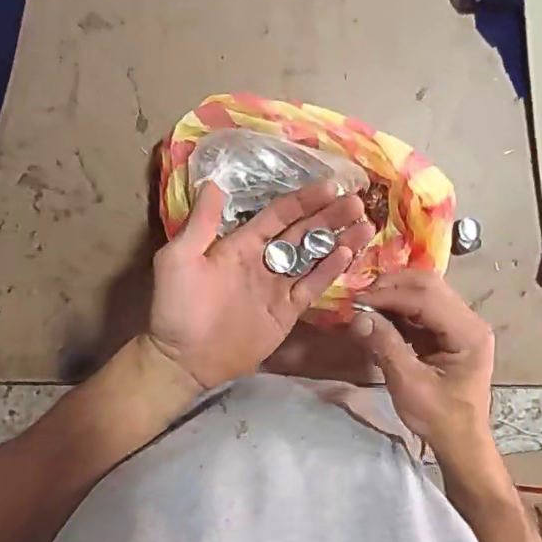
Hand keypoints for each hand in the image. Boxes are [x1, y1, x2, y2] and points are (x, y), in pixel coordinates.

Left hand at [146, 182, 376, 388]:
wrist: (183, 358)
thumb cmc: (176, 306)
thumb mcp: (179, 258)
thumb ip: (201, 223)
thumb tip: (215, 183)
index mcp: (240, 244)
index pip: (278, 214)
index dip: (304, 199)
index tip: (331, 185)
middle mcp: (262, 260)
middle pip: (302, 232)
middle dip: (329, 216)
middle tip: (357, 201)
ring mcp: (276, 286)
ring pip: (313, 256)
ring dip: (338, 239)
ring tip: (365, 225)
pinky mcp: (286, 311)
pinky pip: (311, 286)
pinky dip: (329, 270)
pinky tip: (347, 254)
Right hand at [350, 270, 494, 453]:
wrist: (460, 441)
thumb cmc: (439, 418)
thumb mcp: (409, 385)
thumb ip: (386, 346)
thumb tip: (359, 316)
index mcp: (468, 332)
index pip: (426, 297)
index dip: (389, 295)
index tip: (356, 301)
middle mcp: (469, 320)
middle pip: (427, 284)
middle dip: (390, 287)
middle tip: (359, 300)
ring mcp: (460, 323)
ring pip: (423, 291)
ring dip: (392, 295)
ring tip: (364, 307)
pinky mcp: (447, 330)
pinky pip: (420, 306)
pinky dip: (397, 307)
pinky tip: (377, 316)